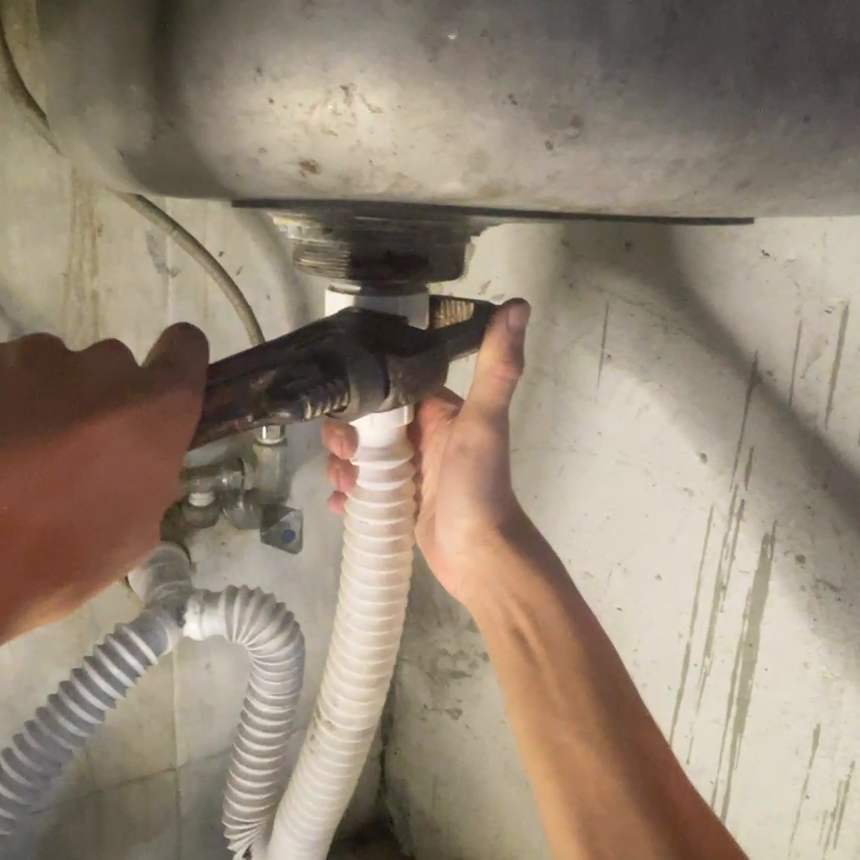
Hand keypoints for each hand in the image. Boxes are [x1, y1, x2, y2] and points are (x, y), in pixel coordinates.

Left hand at [0, 326, 207, 632]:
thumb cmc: (45, 562)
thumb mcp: (126, 542)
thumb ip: (137, 484)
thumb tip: (119, 474)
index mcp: (152, 409)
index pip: (186, 350)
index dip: (174, 365)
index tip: (153, 398)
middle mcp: (94, 367)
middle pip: (105, 367)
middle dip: (90, 402)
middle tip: (59, 460)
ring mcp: (20, 357)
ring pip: (37, 368)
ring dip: (27, 401)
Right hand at [323, 300, 538, 609]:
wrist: (479, 555)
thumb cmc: (480, 486)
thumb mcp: (484, 421)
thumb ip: (496, 366)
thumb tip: (518, 304)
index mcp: (439, 412)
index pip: (390, 388)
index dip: (364, 393)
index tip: (346, 408)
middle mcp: (422, 437)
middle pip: (366, 423)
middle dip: (345, 435)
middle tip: (346, 457)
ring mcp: (408, 471)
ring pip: (358, 456)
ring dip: (341, 466)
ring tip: (346, 485)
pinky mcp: (397, 501)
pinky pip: (361, 489)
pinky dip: (347, 494)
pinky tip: (343, 506)